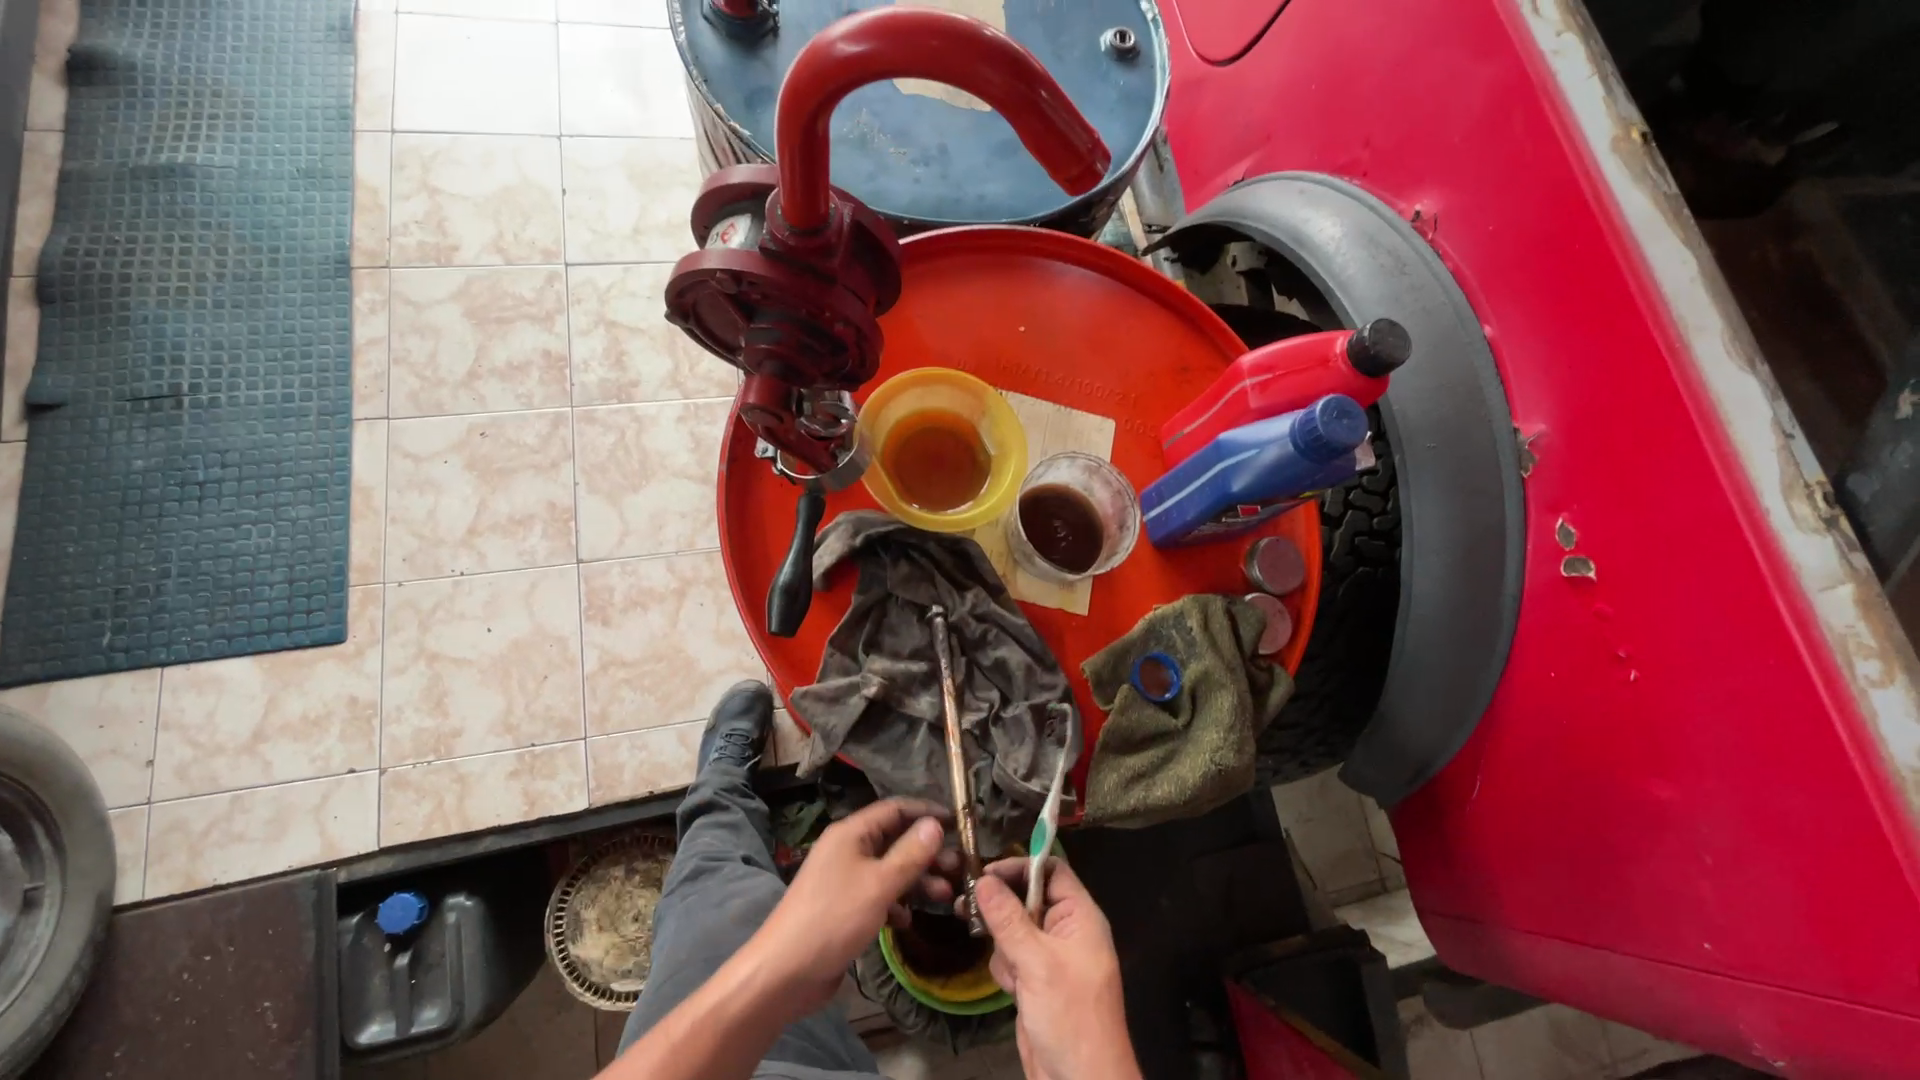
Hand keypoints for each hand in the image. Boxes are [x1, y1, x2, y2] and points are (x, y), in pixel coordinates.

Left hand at [745, 798, 952, 1017]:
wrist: (784, 973)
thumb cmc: (833, 919)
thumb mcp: (879, 884)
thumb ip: (910, 854)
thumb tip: (935, 824)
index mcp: (851, 833)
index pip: (895, 809)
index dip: (927, 813)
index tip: (959, 825)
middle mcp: (848, 850)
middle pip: (895, 840)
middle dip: (927, 853)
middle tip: (958, 868)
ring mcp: (845, 880)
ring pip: (890, 869)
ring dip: (917, 880)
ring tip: (946, 896)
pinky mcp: (845, 908)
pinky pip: (879, 895)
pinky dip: (897, 903)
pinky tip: (908, 920)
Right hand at [967, 857, 1139, 1079]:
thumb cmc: (1070, 1017)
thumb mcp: (1037, 962)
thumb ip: (1007, 919)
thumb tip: (983, 880)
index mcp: (1080, 917)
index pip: (1051, 871)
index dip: (1020, 866)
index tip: (986, 873)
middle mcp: (1067, 931)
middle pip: (1027, 898)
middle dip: (1002, 907)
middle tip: (968, 905)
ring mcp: (1051, 958)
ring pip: (1014, 928)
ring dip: (1004, 945)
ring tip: (1010, 969)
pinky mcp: (1037, 981)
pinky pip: (1012, 957)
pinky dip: (1007, 968)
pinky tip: (1013, 989)